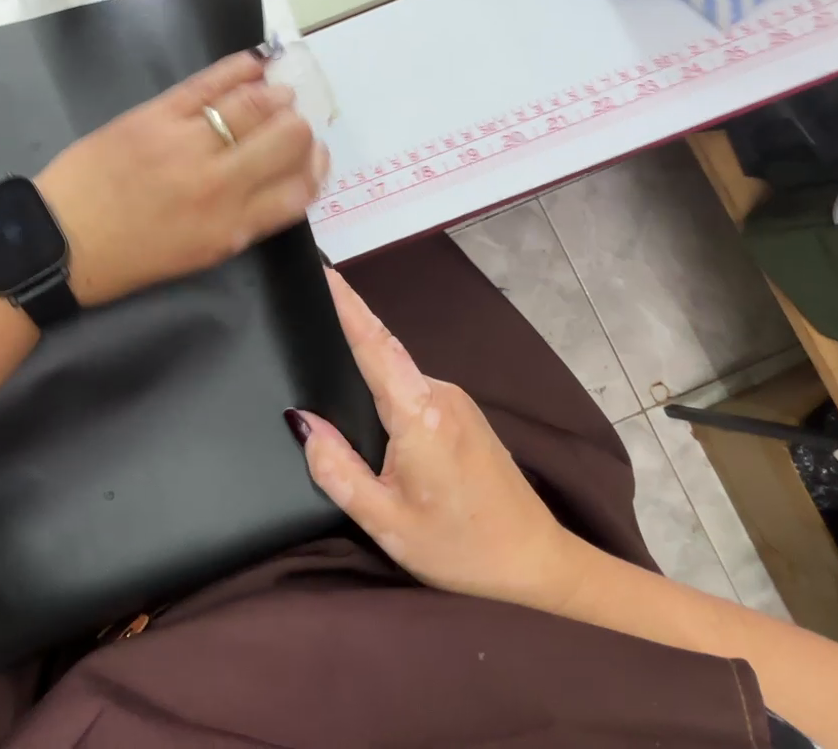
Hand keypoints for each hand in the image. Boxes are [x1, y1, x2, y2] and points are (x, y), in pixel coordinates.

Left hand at [37, 51, 328, 305]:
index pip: (300, 189)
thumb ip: (240, 220)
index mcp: (231, 228)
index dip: (316, 166)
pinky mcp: (156, 115)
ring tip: (277, 93)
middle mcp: (220, 185)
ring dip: (276, 95)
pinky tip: (254, 64)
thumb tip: (274, 183)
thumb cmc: (126, 258)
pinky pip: (210, 83)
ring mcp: (187, 144)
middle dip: (300, 128)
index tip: (314, 155)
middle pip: (288, 139)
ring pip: (256, 104)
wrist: (60, 241)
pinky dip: (239, 68)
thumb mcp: (196, 254)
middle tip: (293, 121)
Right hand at [290, 268, 594, 613]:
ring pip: (395, 373)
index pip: (374, 343)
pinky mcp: (463, 414)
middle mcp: (441, 394)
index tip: (321, 269)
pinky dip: (381, 389)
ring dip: (362, 369)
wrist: (539, 568)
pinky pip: (409, 388)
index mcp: (420, 413)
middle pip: (381, 352)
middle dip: (342, 333)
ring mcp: (457, 401)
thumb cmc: (462, 548)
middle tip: (298, 329)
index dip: (346, 304)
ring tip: (322, 378)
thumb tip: (300, 420)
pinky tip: (364, 415)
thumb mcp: (385, 520)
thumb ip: (335, 468)